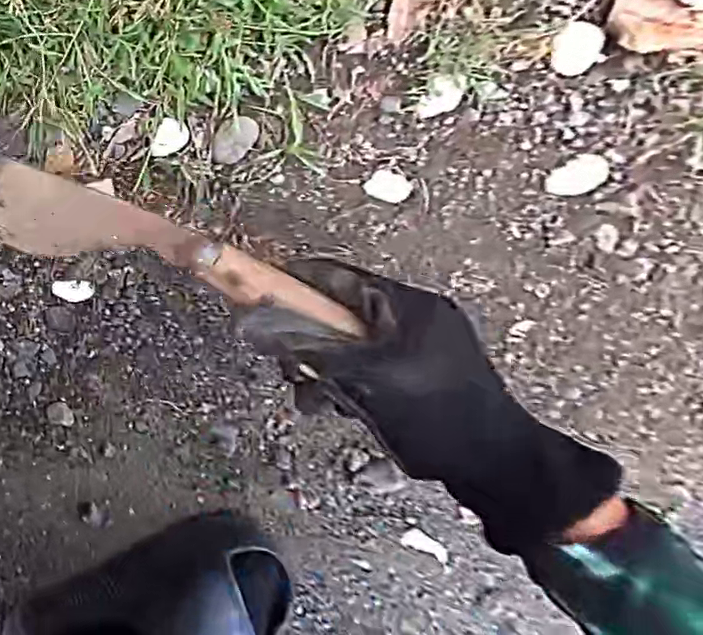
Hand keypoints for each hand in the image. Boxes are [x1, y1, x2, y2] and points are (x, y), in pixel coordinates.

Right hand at [246, 259, 620, 554]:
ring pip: (338, 339)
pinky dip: (338, 379)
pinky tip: (333, 403)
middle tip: (288, 363)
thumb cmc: (439, 416)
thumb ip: (303, 345)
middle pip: (329, 309)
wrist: (507, 478)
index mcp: (407, 303)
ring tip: (312, 394)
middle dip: (301, 338)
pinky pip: (358, 361)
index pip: (329, 274)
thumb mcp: (361, 375)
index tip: (252, 301)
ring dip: (316, 365)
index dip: (285, 283)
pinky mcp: (414, 370)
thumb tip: (246, 323)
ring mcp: (415, 344)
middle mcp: (411, 316)